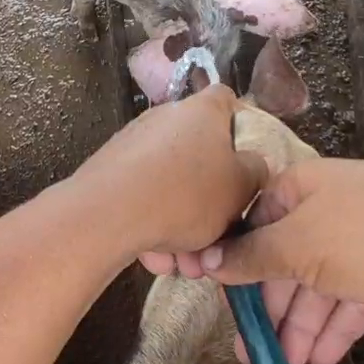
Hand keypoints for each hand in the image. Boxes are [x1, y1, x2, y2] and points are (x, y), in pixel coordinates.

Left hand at [66, 84, 266, 259]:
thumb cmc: (187, 193)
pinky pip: (143, 196)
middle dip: (210, 202)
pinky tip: (153, 258)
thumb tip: (251, 163)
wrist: (108, 212)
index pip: (227, 100)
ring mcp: (136, 143)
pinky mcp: (111, 170)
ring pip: (171, 184)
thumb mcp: (240, 188)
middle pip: (199, 154)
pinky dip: (152, 224)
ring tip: (182, 264)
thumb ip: (255, 172)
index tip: (244, 159)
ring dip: (182, 225)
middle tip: (215, 239)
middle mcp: (168, 118)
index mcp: (203, 111)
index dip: (240, 124)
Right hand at [181, 159, 363, 363]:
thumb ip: (252, 256)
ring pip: (321, 283)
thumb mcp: (297, 245)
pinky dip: (337, 325)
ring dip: (302, 326)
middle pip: (288, 258)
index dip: (238, 264)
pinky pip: (354, 295)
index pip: (257, 224)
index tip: (225, 306)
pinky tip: (323, 358)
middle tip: (252, 355)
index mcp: (300, 187)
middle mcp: (329, 204)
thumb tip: (205, 259)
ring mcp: (363, 233)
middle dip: (271, 308)